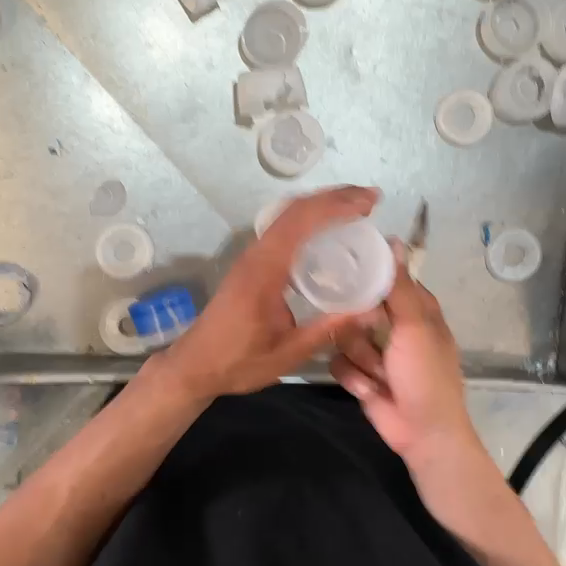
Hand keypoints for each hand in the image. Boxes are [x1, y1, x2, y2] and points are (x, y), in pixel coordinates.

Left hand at [155, 186, 381, 401]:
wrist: (195, 366)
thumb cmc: (237, 362)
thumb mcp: (287, 354)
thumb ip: (326, 331)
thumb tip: (371, 311)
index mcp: (264, 271)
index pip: (300, 222)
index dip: (336, 206)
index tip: (369, 203)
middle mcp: (256, 256)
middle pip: (294, 210)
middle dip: (334, 198)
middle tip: (371, 200)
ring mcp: (251, 258)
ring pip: (286, 216)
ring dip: (320, 206)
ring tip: (355, 209)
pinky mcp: (251, 265)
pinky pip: (282, 231)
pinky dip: (308, 221)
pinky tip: (327, 233)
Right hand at [329, 252, 481, 464]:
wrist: (423, 433)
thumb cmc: (427, 375)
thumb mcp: (415, 326)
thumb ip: (399, 286)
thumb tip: (393, 241)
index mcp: (416, 310)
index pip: (387, 278)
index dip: (367, 274)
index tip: (343, 264)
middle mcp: (394, 327)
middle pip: (356, 306)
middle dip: (357, 324)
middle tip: (366, 331)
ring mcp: (374, 352)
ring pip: (343, 336)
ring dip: (360, 357)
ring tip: (378, 373)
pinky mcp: (358, 376)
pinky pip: (338, 363)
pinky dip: (354, 378)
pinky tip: (370, 390)